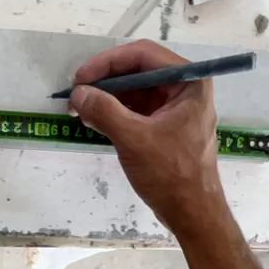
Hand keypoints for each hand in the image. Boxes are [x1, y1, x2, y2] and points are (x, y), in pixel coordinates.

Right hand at [68, 41, 225, 232]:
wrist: (192, 213)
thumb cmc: (171, 175)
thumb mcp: (134, 140)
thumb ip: (105, 112)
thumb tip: (78, 94)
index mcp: (188, 82)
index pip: (143, 55)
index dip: (108, 63)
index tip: (81, 78)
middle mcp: (184, 89)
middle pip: (138, 72)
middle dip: (105, 82)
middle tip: (77, 94)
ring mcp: (174, 110)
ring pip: (135, 93)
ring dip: (107, 99)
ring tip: (80, 110)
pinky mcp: (165, 129)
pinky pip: (136, 112)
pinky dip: (115, 115)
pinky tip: (94, 122)